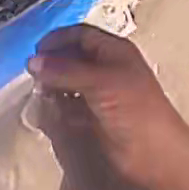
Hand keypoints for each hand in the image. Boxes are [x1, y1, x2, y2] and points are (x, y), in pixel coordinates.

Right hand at [27, 25, 188, 189]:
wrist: (156, 154)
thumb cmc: (133, 109)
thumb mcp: (99, 82)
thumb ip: (64, 70)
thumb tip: (33, 62)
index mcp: (115, 51)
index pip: (80, 35)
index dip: (57, 39)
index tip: (35, 51)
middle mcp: (108, 68)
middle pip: (74, 57)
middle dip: (53, 63)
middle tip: (33, 74)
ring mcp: (102, 93)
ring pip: (71, 81)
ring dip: (54, 85)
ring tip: (40, 92)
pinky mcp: (96, 116)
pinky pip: (72, 105)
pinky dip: (60, 106)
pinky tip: (50, 110)